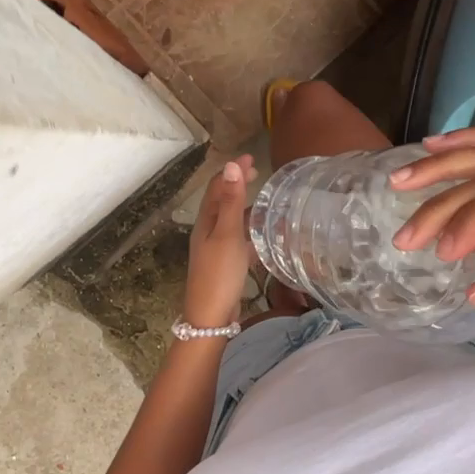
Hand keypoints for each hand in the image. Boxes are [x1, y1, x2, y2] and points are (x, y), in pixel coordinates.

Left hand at [183, 155, 256, 328]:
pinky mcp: (226, 264)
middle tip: (258, 172)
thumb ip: (230, 201)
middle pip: (223, 201)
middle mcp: (208, 231)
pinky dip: (252, 231)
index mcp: (206, 220)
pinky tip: (266, 235)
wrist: (210, 315)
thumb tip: (230, 165)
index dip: (233, 170)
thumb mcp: (227, 234)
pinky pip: (240, 239)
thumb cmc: (219, 273)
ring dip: (246, 207)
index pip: (218, 186)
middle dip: (238, 184)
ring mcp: (216, 248)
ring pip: (232, 220)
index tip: (252, 157)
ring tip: (268, 201)